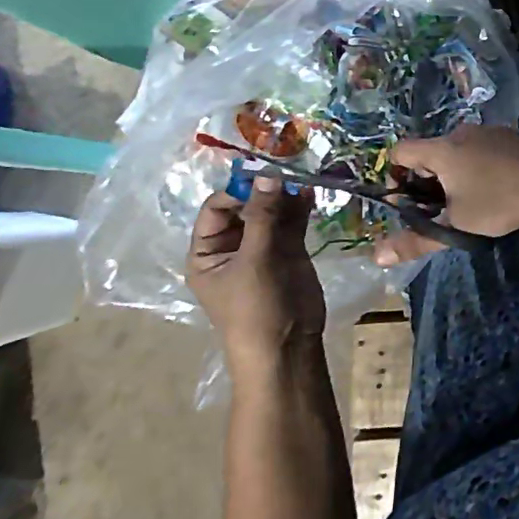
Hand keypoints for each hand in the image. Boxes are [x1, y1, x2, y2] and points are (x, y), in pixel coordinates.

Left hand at [188, 176, 323, 364]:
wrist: (288, 349)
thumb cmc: (256, 309)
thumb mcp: (254, 261)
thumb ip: (262, 216)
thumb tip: (269, 175)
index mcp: (207, 252)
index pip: (216, 208)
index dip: (238, 190)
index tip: (263, 175)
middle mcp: (232, 245)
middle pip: (246, 205)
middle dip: (265, 188)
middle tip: (288, 169)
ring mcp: (262, 247)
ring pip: (271, 210)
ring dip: (285, 194)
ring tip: (302, 177)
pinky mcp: (288, 251)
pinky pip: (291, 222)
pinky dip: (300, 206)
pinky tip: (311, 192)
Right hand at [371, 125, 518, 265]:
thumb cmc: (499, 201)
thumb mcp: (456, 224)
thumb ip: (416, 240)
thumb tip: (377, 257)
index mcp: (441, 149)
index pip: (401, 151)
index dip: (396, 175)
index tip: (408, 202)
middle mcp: (458, 132)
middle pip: (427, 152)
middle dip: (426, 181)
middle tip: (439, 209)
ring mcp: (484, 131)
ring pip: (454, 152)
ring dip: (451, 174)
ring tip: (467, 201)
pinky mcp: (505, 136)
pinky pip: (476, 149)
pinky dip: (473, 166)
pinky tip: (492, 188)